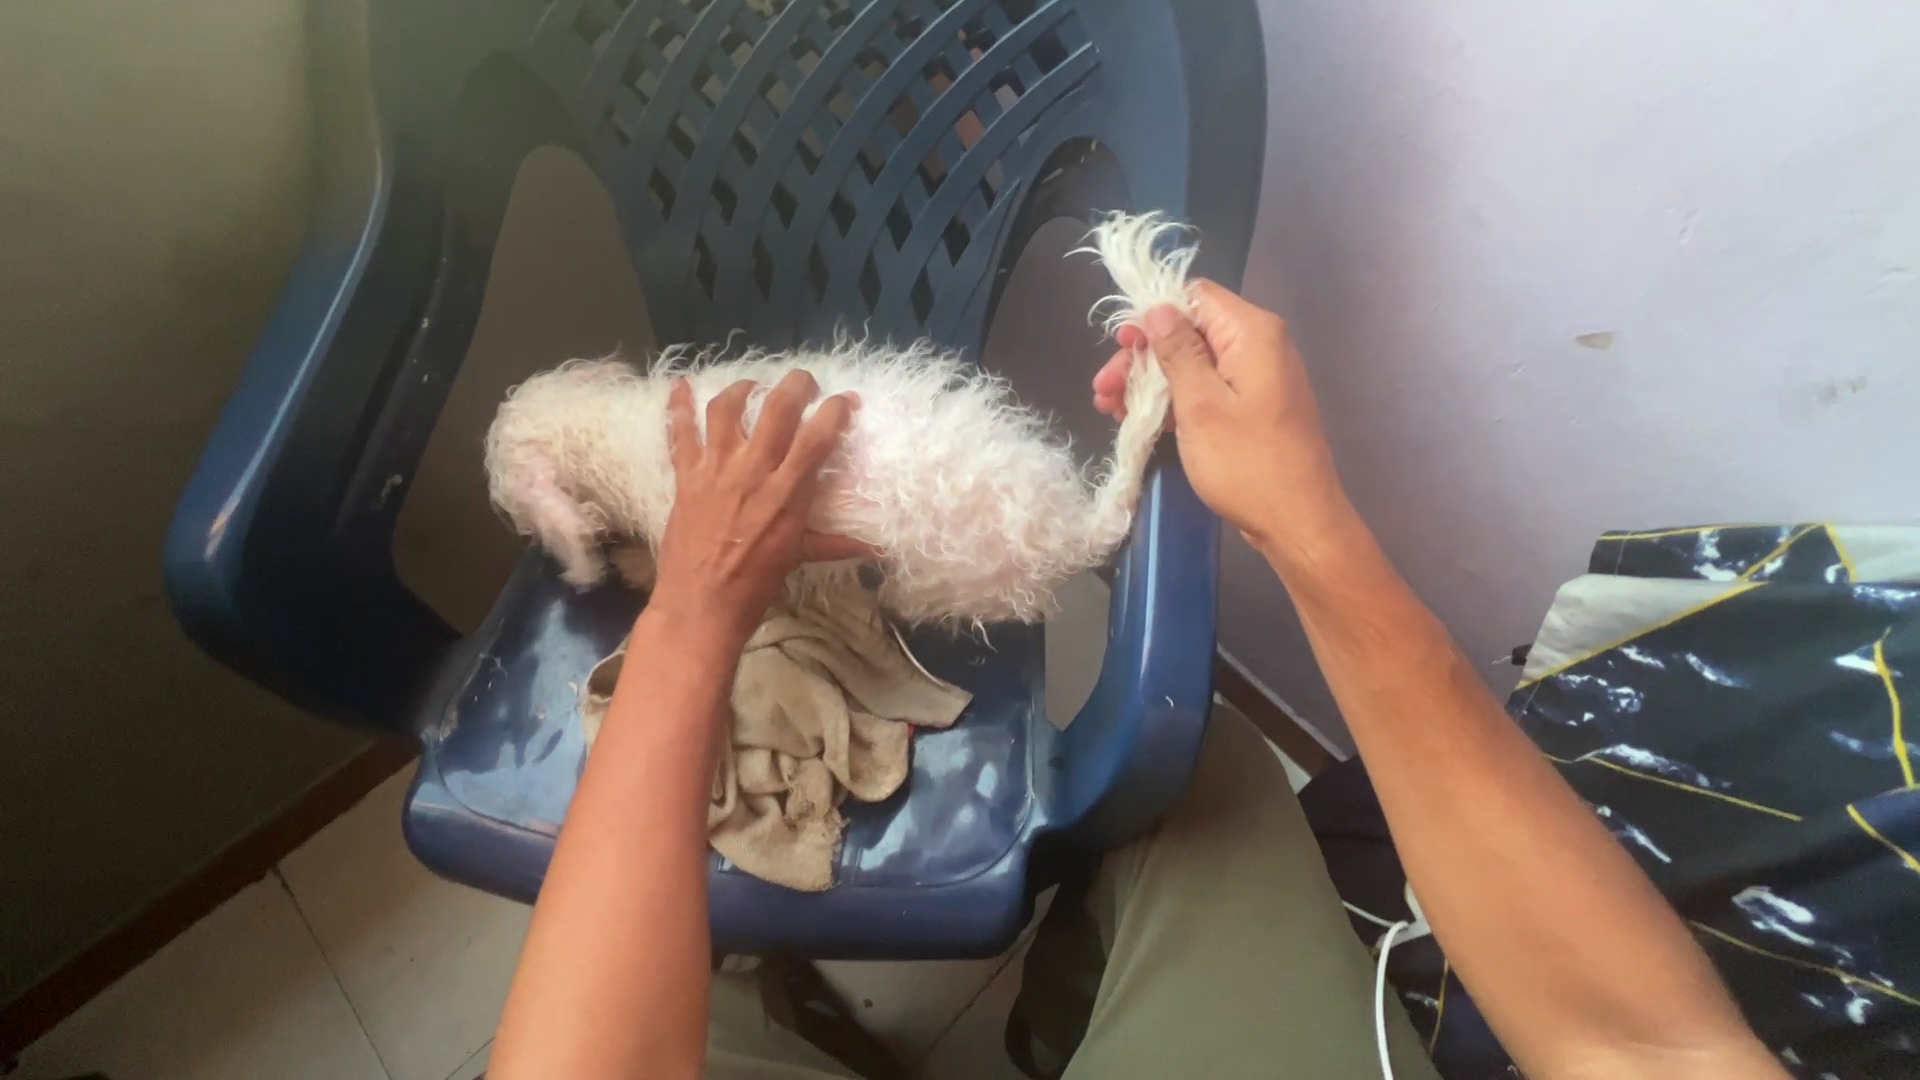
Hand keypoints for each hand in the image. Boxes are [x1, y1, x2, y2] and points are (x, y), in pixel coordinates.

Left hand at [650, 371, 866, 645]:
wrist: (700, 605)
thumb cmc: (755, 585)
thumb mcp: (798, 558)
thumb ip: (835, 542)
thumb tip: (875, 546)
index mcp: (786, 493)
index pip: (817, 437)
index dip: (835, 411)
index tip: (847, 401)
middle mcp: (753, 472)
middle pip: (776, 409)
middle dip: (796, 385)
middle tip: (805, 382)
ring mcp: (715, 470)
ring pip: (727, 410)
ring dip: (744, 389)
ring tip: (754, 386)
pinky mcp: (685, 477)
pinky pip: (679, 433)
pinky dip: (678, 405)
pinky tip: (680, 384)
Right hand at [1092, 281, 1352, 561]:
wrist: (1296, 522)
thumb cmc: (1246, 462)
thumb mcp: (1200, 404)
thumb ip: (1178, 352)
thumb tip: (1157, 309)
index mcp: (1252, 333)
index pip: (1195, 297)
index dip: (1152, 314)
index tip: (1119, 346)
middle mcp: (1259, 346)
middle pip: (1189, 332)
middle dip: (1142, 357)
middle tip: (1104, 389)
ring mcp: (1256, 380)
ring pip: (1192, 364)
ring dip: (1150, 382)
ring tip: (1110, 409)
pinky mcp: (1250, 409)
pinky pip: (1205, 391)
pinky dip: (1172, 402)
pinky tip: (1139, 419)